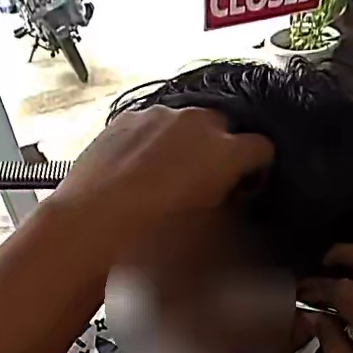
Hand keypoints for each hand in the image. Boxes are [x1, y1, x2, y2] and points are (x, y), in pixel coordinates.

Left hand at [46, 105, 272, 243]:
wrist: (91, 228)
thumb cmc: (148, 236)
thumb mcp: (207, 228)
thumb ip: (229, 203)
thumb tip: (231, 197)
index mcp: (224, 153)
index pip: (261, 148)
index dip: (254, 169)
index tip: (244, 183)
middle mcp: (194, 124)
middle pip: (223, 128)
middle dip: (218, 151)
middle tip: (202, 184)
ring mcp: (159, 116)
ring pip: (185, 124)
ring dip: (183, 145)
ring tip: (164, 181)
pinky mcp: (127, 118)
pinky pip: (152, 125)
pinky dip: (152, 142)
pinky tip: (139, 172)